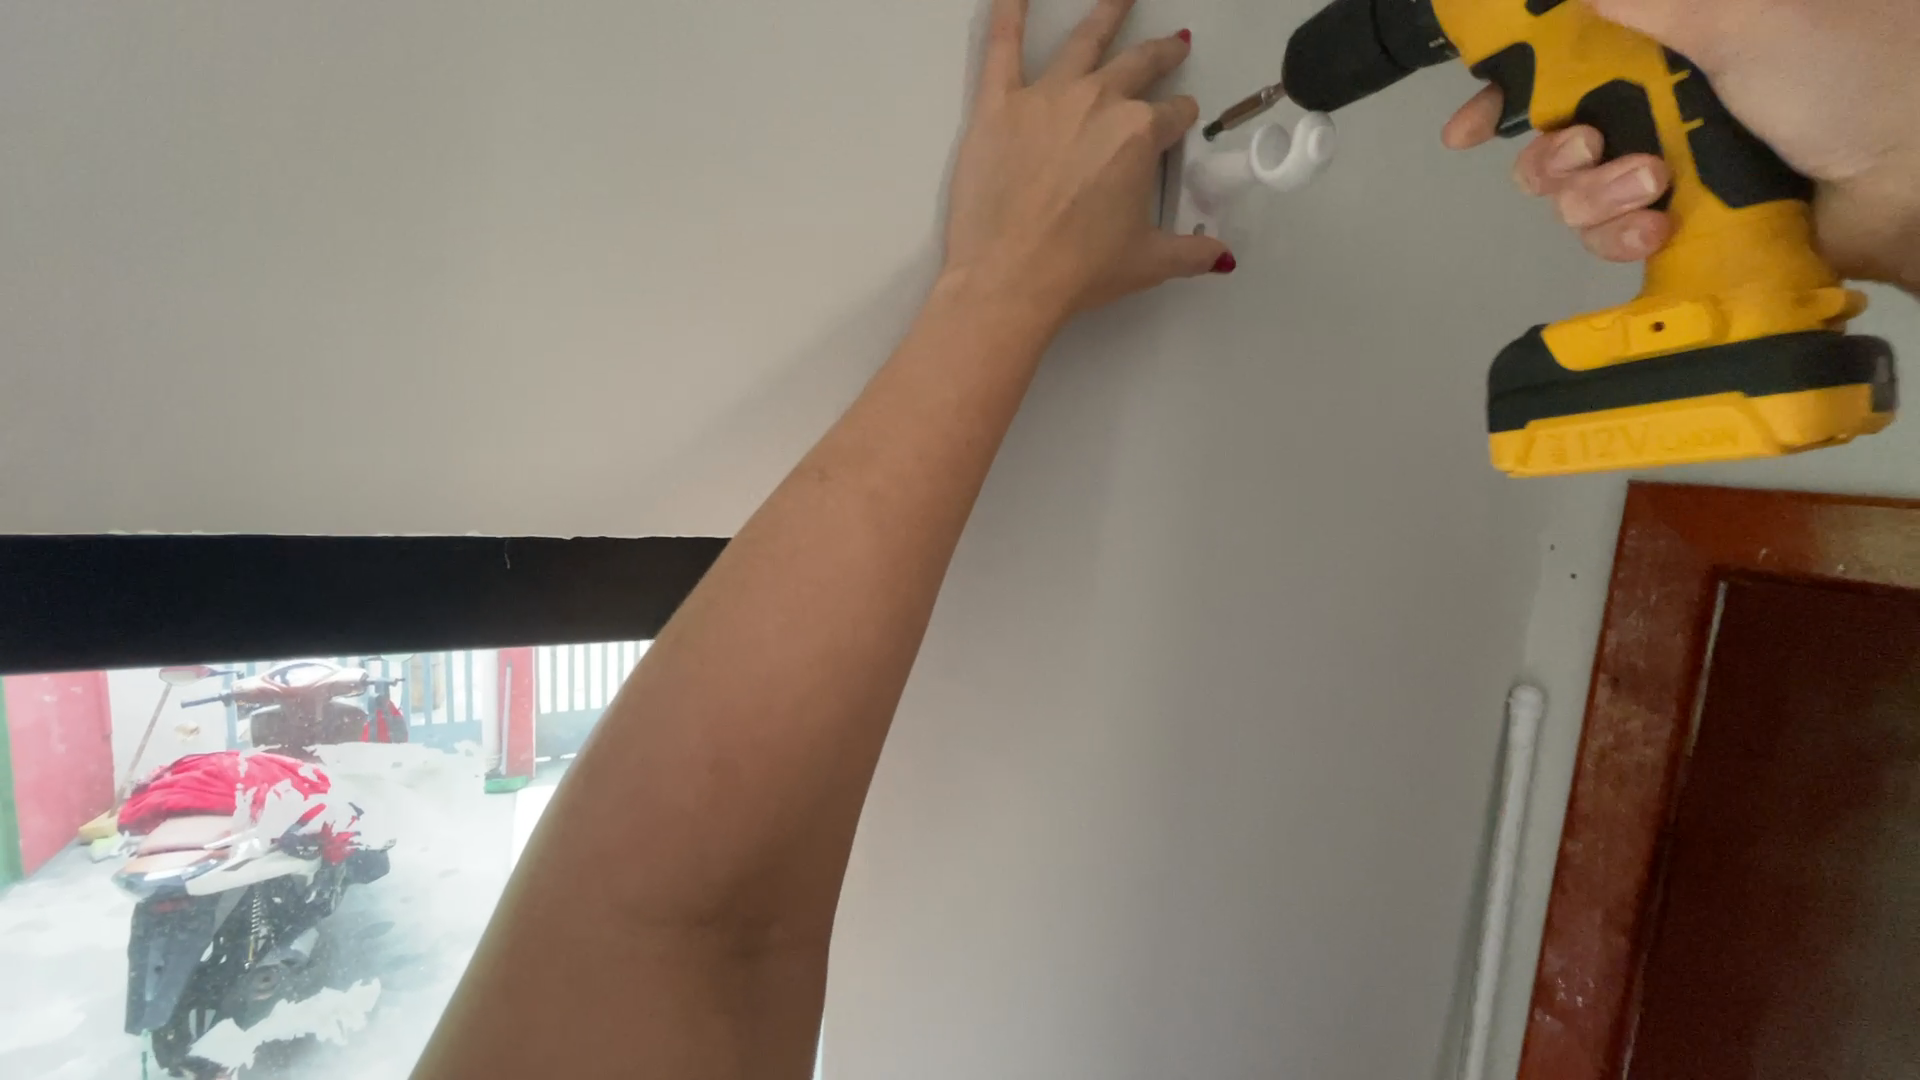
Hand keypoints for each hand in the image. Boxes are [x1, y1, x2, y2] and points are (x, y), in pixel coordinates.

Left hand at [943, 0, 1231, 320]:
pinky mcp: (997, 107)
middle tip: (1173, 47)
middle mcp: (1098, 103)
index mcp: (1140, 135)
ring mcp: (1046, 99)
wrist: (1009, 280)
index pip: (1173, 117)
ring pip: (1083, 41)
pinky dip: (1008, 10)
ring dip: (1107, 14)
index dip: (1180, 123)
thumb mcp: (1146, 264)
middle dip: (1160, 56)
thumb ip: (1190, 252)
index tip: (1179, 125)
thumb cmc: (1079, 272)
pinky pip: (1001, 44)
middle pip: (1138, 67)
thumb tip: (1223, 256)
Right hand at [1443, 0, 1919, 289]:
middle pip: (1548, 140)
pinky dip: (1620, 235)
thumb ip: (1653, 3)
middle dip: (1552, 157)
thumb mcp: (1749, 17)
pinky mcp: (1669, 218)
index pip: (1563, 64)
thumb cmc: (1851, 72)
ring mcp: (1661, 164)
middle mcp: (1656, 104)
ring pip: (1569, 194)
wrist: (1915, 178)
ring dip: (1595, 197)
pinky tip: (1658, 226)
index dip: (1504, 94)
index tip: (1467, 128)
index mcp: (1672, 44)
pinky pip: (1602, 236)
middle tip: (1586, 150)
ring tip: (1652, 188)